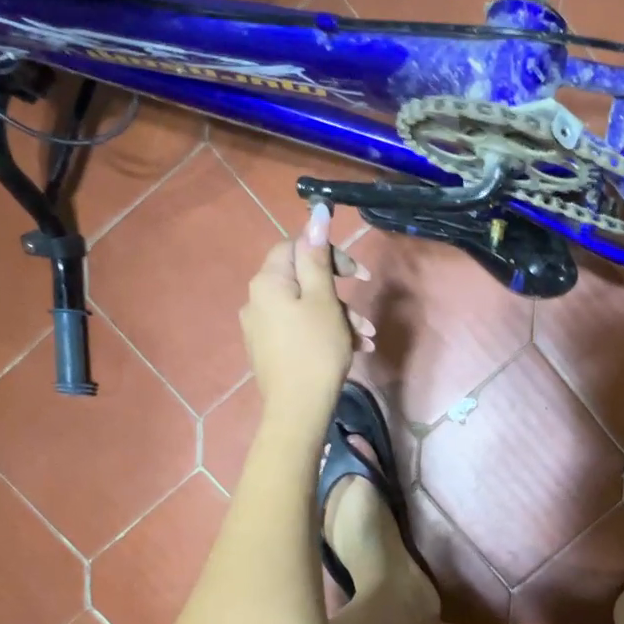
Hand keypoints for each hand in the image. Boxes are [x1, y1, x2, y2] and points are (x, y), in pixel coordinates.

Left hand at [239, 203, 374, 411]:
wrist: (298, 410)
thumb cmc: (316, 351)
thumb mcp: (324, 301)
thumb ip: (319, 257)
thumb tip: (316, 213)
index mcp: (268, 282)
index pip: (296, 248)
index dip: (328, 254)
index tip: (358, 275)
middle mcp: (257, 300)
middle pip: (303, 281)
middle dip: (340, 295)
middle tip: (365, 316)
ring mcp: (261, 328)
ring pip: (306, 309)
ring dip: (340, 319)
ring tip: (366, 340)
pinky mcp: (270, 351)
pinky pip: (300, 330)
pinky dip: (326, 334)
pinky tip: (352, 351)